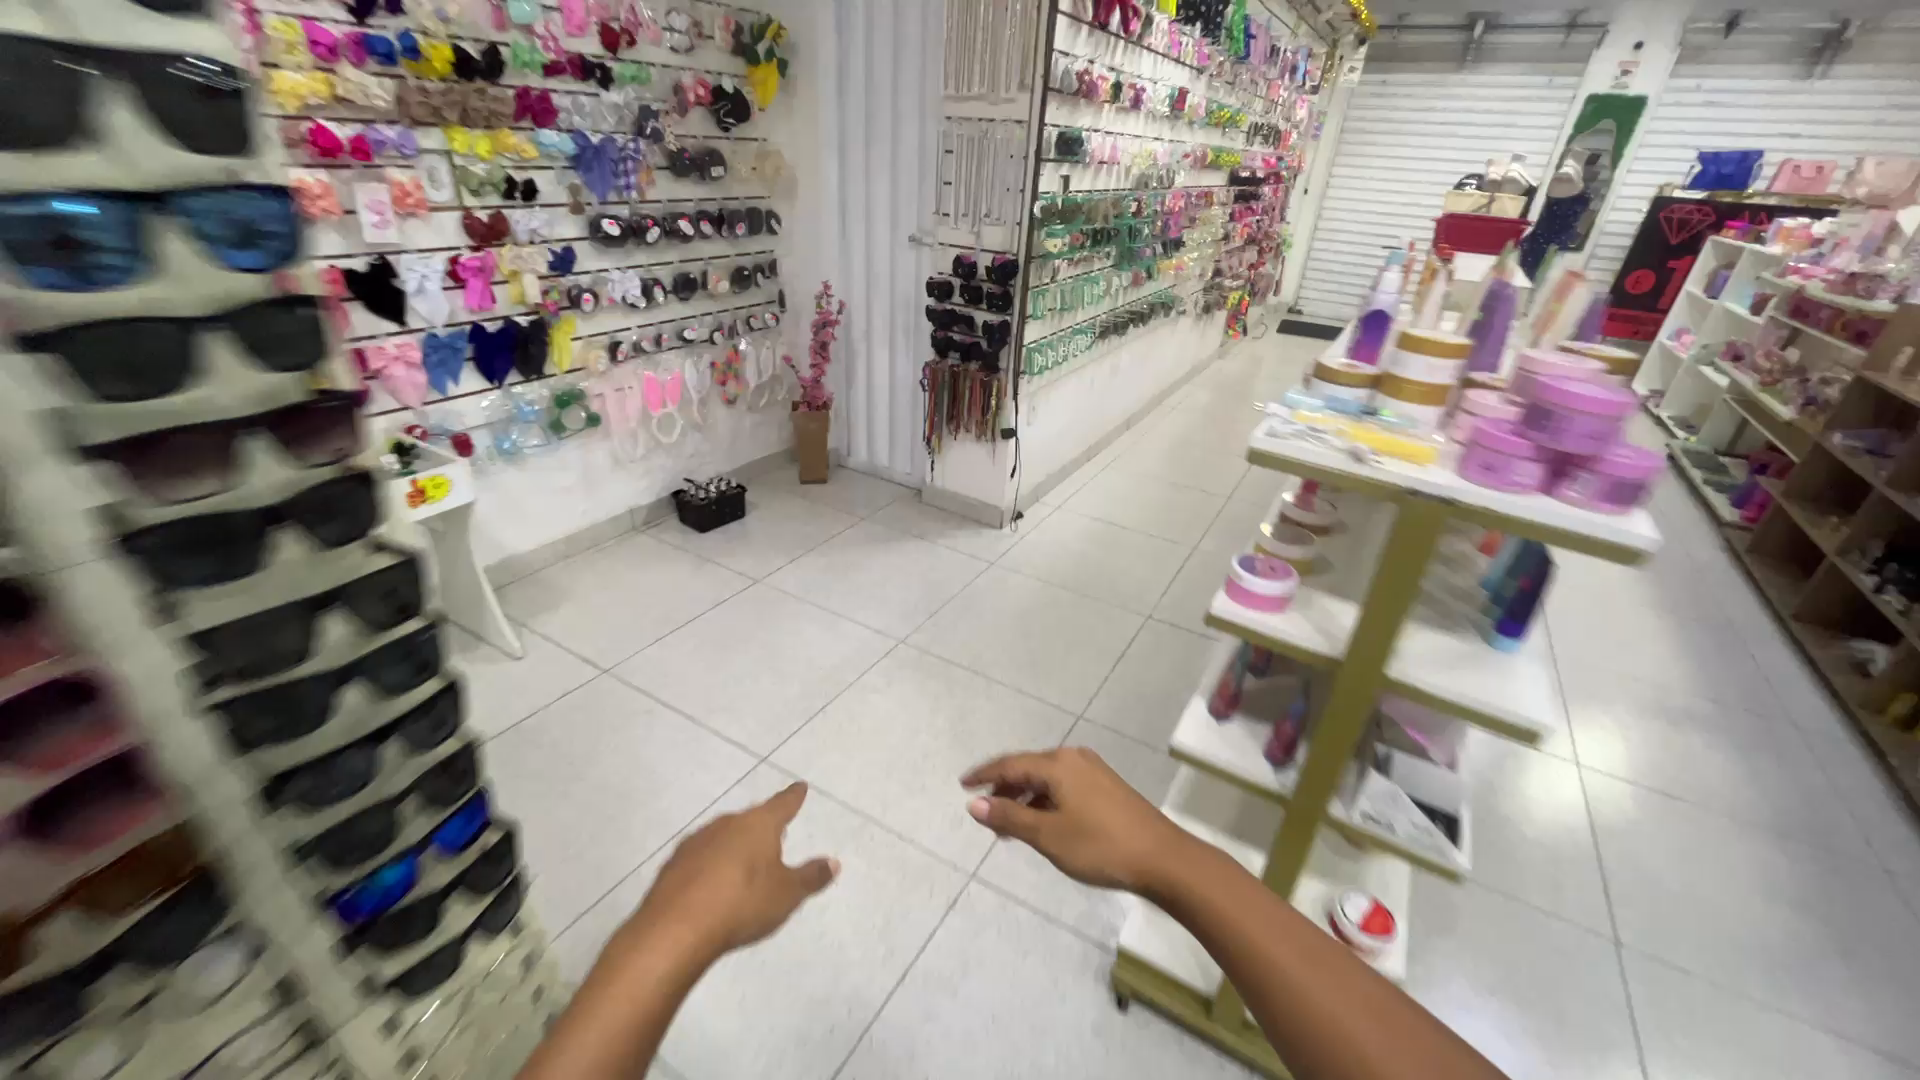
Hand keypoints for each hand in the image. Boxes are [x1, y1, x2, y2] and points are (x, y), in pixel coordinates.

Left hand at [627, 782, 839, 963]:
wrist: (675, 929)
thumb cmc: (742, 904)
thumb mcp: (787, 894)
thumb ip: (810, 877)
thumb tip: (833, 862)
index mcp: (758, 825)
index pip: (782, 804)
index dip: (793, 797)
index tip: (800, 786)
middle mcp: (726, 824)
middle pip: (750, 819)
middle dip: (762, 825)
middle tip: (775, 833)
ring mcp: (696, 842)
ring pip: (723, 836)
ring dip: (735, 845)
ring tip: (744, 862)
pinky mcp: (673, 865)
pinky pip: (700, 858)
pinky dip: (711, 865)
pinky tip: (712, 884)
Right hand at [961, 748, 1192, 896]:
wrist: (1163, 859)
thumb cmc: (1100, 846)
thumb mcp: (1048, 835)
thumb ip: (1009, 818)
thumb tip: (974, 804)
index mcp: (1058, 764)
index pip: (1010, 764)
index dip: (984, 776)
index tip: (962, 786)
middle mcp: (1074, 759)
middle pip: (1028, 769)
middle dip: (1004, 790)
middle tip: (985, 814)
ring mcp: (1093, 772)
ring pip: (1047, 780)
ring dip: (1025, 800)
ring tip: (1009, 827)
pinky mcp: (1106, 788)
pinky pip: (1063, 788)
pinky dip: (1045, 802)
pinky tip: (1042, 825)